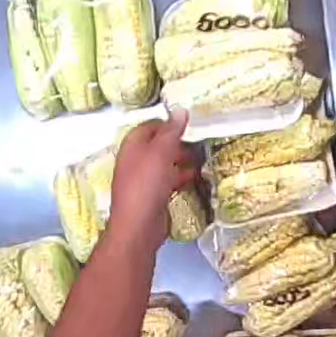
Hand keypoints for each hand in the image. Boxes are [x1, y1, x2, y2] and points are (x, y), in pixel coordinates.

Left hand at [107, 110, 195, 246]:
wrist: (139, 226)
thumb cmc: (147, 185)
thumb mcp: (161, 152)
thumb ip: (171, 131)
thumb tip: (180, 110)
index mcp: (132, 145)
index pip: (151, 125)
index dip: (169, 122)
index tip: (190, 123)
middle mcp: (135, 160)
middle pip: (158, 144)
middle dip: (178, 142)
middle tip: (200, 141)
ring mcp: (143, 179)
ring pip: (164, 163)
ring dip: (182, 160)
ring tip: (202, 158)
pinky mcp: (152, 196)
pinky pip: (168, 180)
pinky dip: (180, 177)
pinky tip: (195, 177)